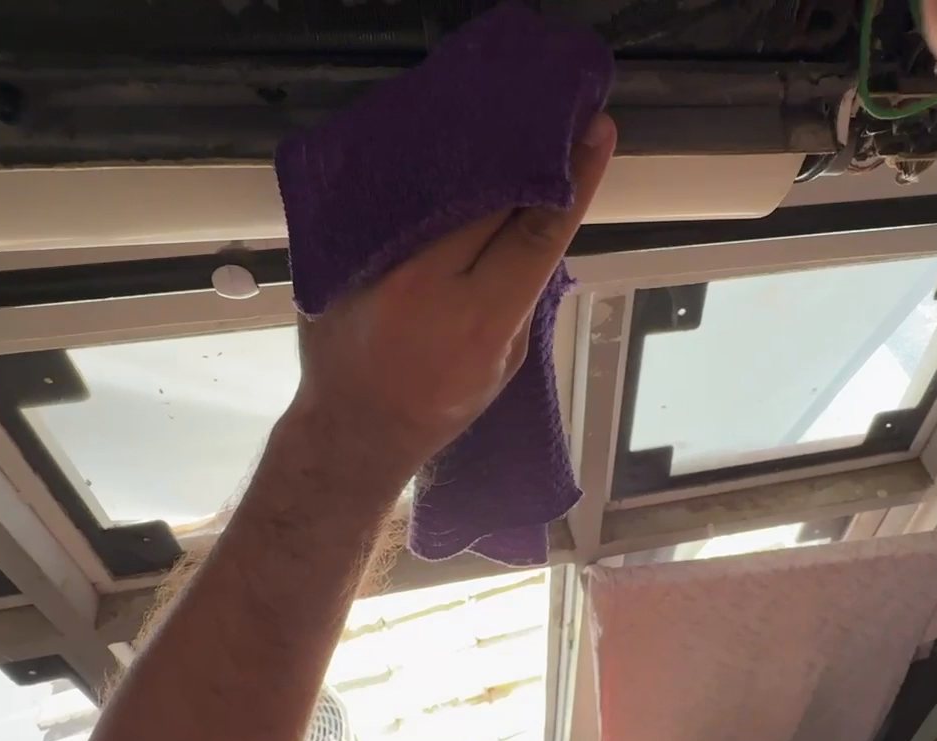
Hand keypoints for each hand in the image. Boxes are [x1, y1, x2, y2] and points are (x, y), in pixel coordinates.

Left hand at [293, 113, 616, 477]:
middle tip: (551, 118)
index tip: (595, 132)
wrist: (351, 425)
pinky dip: (426, 175)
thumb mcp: (500, 368)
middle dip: (526, 158)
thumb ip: (519, 303)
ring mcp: (377, 262)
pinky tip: (445, 151)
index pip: (536, 234)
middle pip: (489, 196)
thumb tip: (533, 236)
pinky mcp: (340, 249)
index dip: (574, 181)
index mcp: (476, 321)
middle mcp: (425, 282)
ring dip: (475, 158)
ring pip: (439, 186)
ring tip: (504, 124)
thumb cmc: (436, 408)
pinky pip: (394, 194)